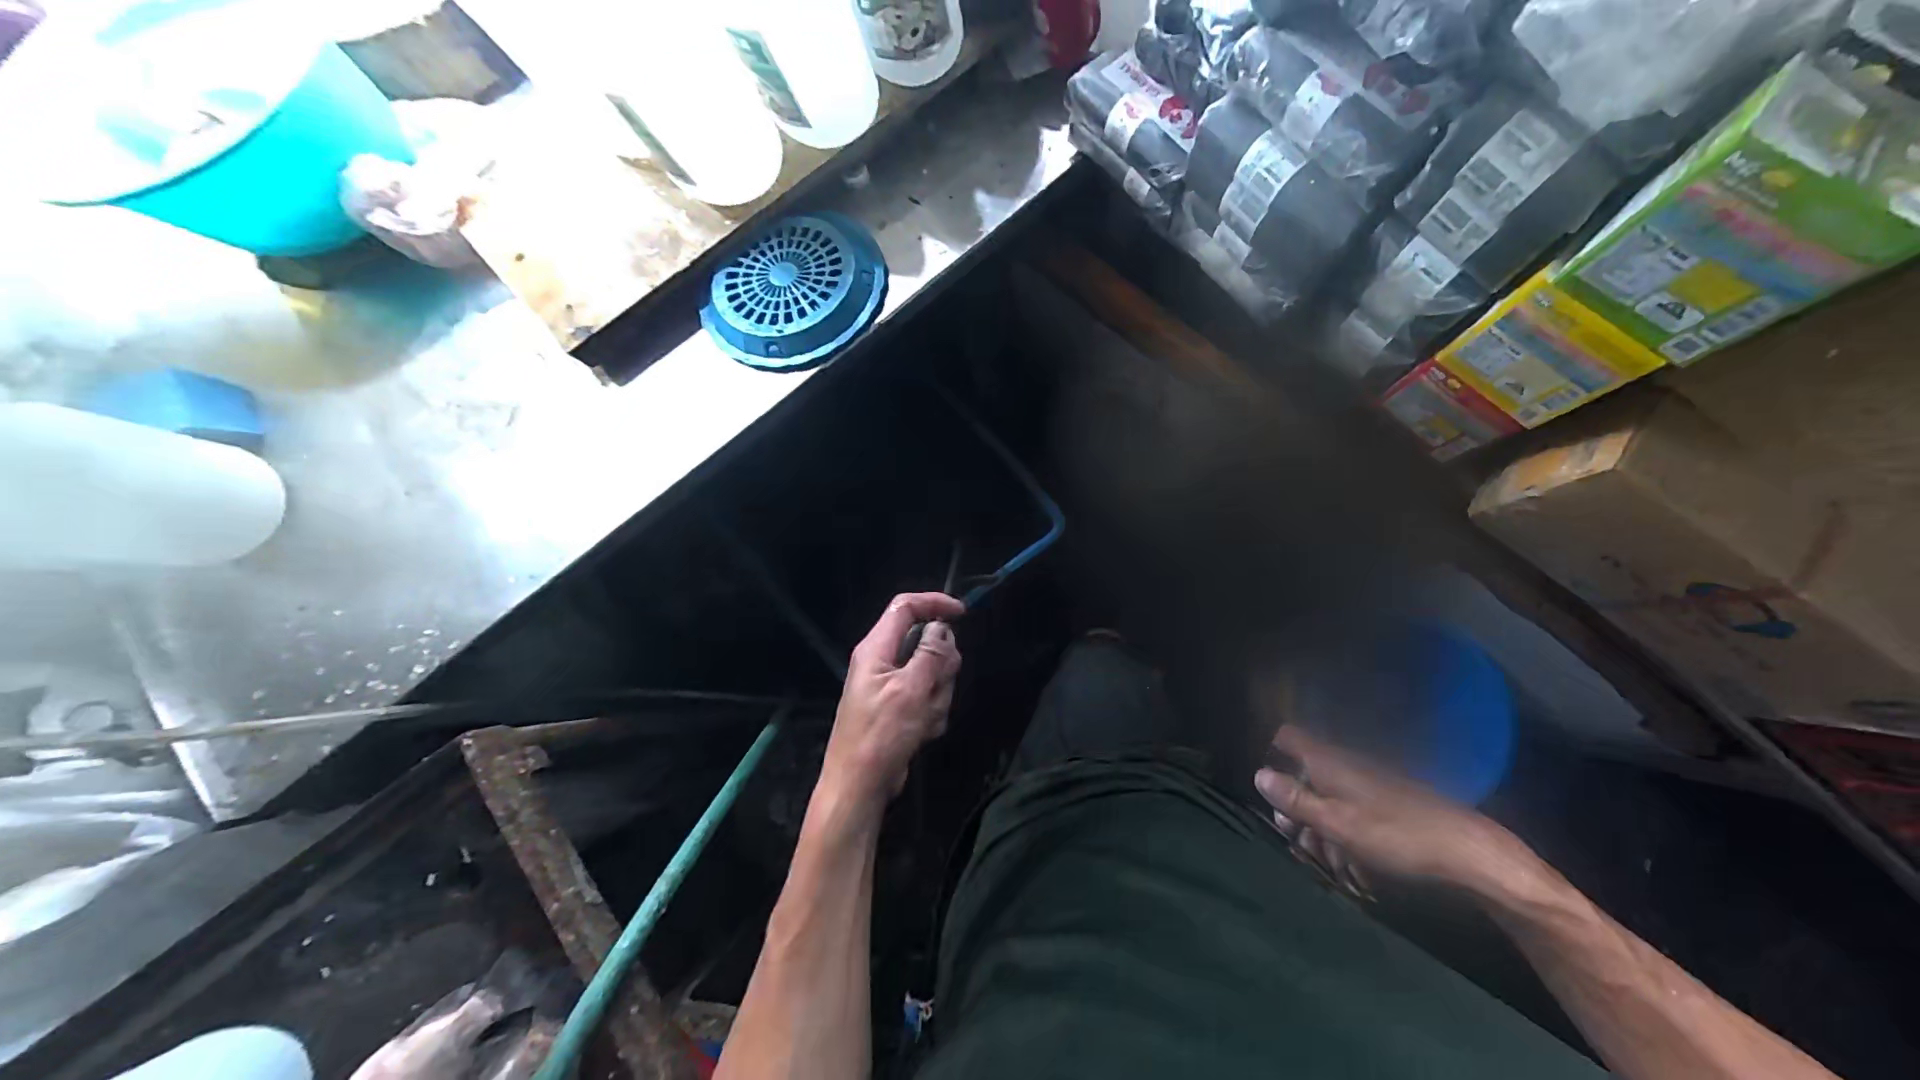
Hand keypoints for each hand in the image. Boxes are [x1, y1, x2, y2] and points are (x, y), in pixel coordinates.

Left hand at [820, 592, 965, 814]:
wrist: (860, 785)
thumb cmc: (880, 735)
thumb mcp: (910, 691)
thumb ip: (930, 655)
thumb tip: (942, 628)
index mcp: (876, 649)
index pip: (905, 607)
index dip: (933, 603)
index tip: (962, 613)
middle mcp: (882, 662)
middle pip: (926, 644)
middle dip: (940, 668)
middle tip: (934, 689)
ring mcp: (892, 686)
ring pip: (932, 674)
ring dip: (936, 696)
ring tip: (922, 719)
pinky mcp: (900, 709)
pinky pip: (928, 698)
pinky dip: (930, 714)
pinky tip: (920, 733)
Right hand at [1254, 727, 1540, 900]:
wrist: (1469, 854)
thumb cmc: (1396, 835)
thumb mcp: (1337, 823)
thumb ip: (1294, 799)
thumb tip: (1257, 774)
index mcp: (1327, 761)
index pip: (1285, 736)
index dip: (1266, 747)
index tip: (1257, 775)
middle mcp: (1344, 764)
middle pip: (1301, 774)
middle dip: (1292, 806)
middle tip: (1295, 839)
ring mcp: (1366, 783)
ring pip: (1325, 798)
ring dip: (1318, 827)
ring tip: (1327, 862)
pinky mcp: (1385, 804)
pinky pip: (1349, 811)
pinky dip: (1342, 833)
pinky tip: (1352, 864)